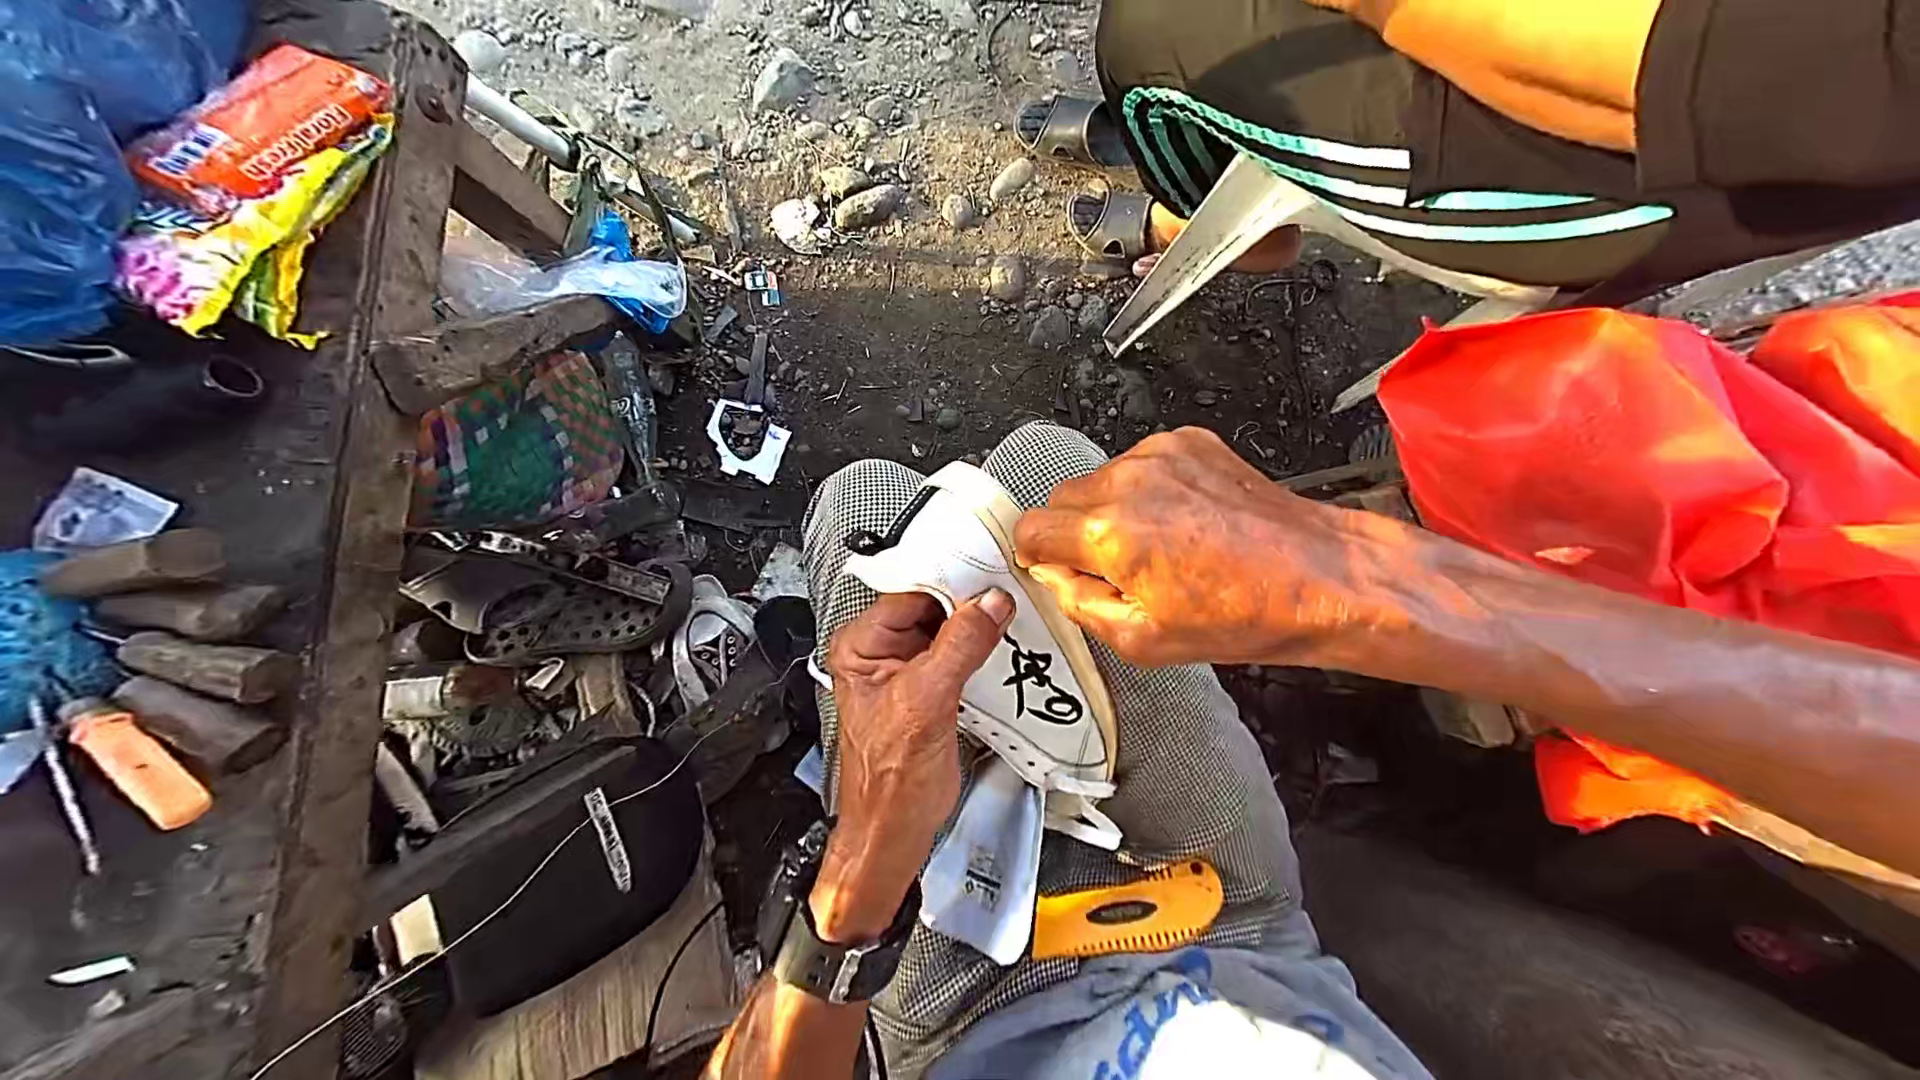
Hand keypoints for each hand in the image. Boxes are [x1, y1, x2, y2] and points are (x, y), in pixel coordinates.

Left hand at [811, 589, 1013, 940]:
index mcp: (862, 647)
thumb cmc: (888, 784)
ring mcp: (909, 670)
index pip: (909, 592)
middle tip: (1003, 596)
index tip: (984, 576)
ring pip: (948, 629)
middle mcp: (882, 653)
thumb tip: (988, 605)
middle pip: (931, 607)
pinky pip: (959, 654)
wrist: (897, 832)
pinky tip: (1000, 646)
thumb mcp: (927, 702)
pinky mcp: (933, 688)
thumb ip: (960, 647)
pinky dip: (981, 650)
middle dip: (967, 603)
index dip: (948, 583)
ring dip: (977, 626)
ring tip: (1006, 618)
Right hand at [1014, 427, 1420, 668]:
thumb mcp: (1141, 640)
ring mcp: (1159, 456)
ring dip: (1107, 510)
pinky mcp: (1186, 442)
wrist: (1318, 576)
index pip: (1030, 528)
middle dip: (1070, 532)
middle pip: (1058, 499)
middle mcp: (1129, 483)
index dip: (1034, 553)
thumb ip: (1077, 603)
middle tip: (1107, 564)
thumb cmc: (1246, 612)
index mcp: (1111, 534)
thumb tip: (1053, 576)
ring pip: (1096, 480)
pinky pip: (1135, 464)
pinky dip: (1142, 490)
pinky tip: (1177, 520)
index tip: (1047, 563)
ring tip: (1154, 543)